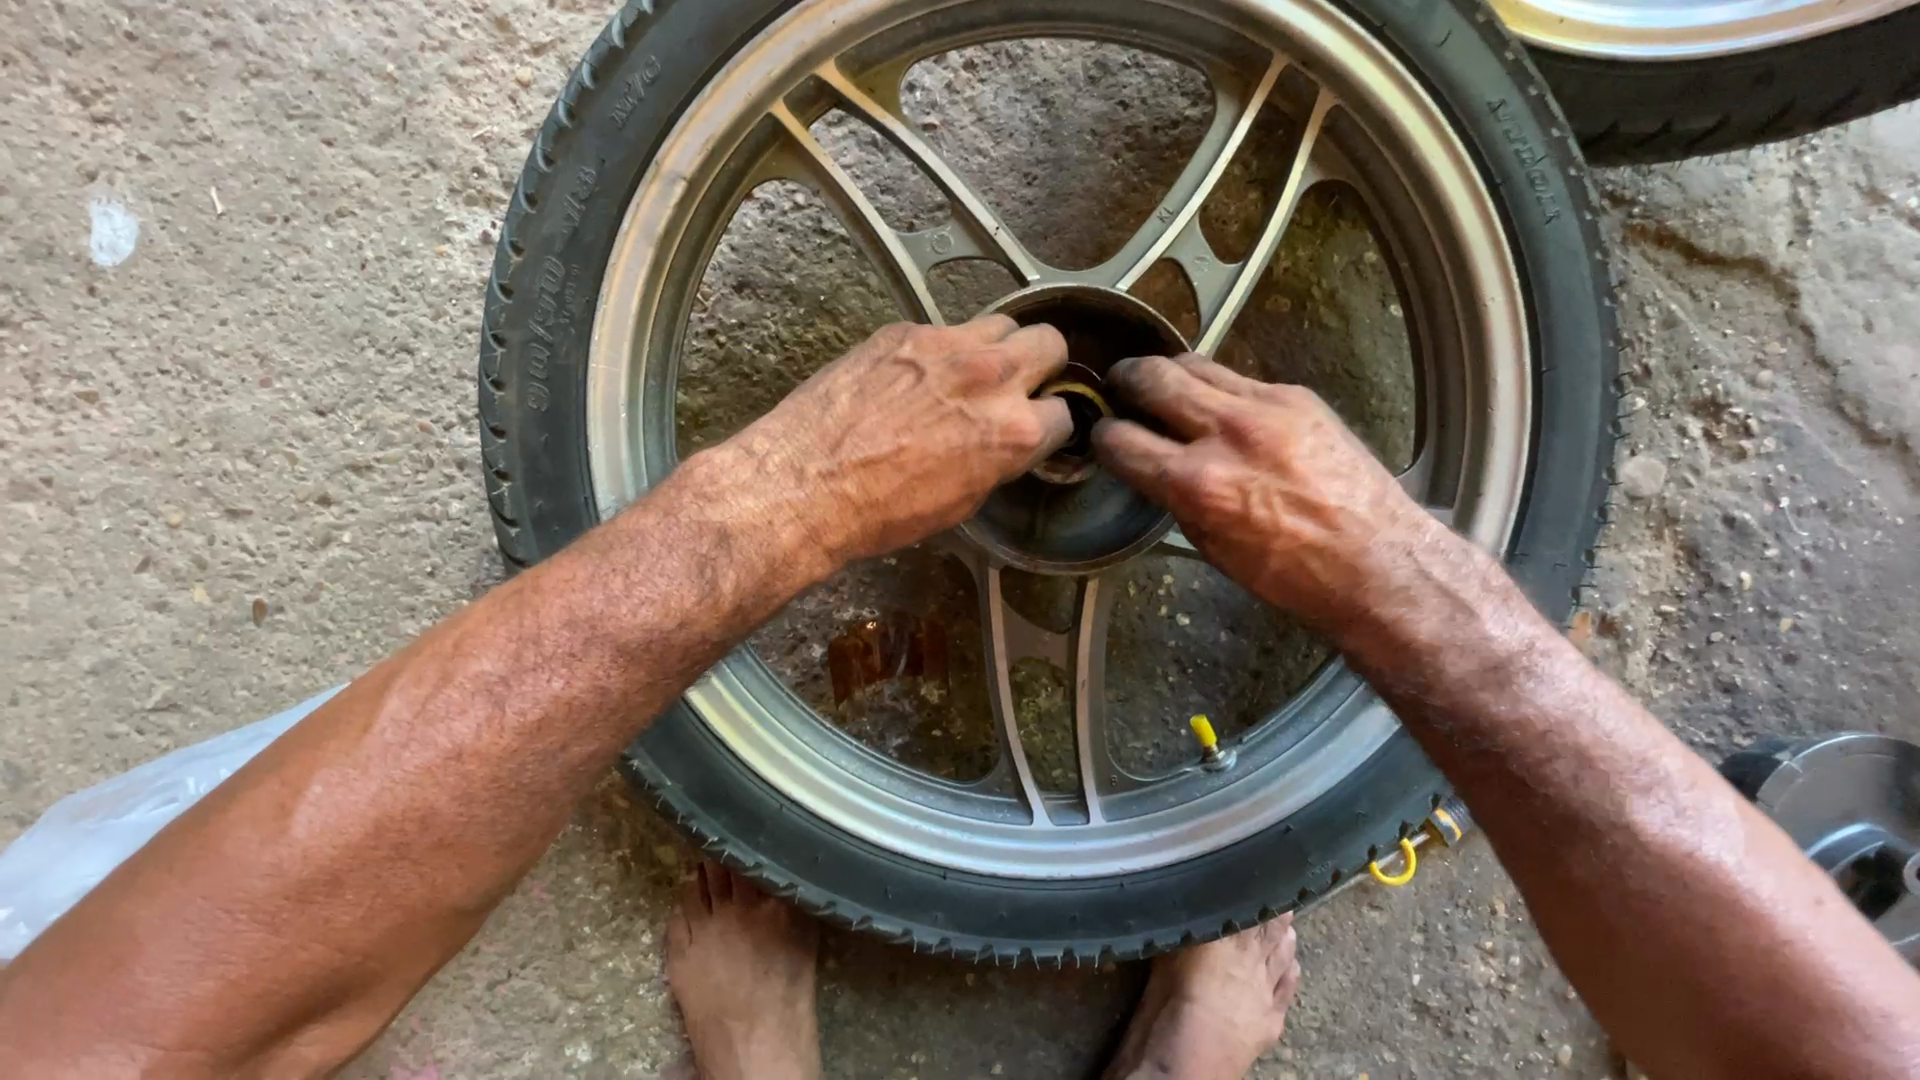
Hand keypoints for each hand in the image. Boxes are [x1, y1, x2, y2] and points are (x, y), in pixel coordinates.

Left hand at [712, 314, 1071, 564]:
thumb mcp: (961, 502)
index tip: (1033, 430)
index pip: (1064, 413)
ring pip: (1001, 324)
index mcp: (1012, 431)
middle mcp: (990, 377)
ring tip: (968, 376)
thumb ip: (998, 459)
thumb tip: (1005, 444)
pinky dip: (943, 351)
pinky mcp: (904, 331)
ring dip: (996, 349)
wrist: (805, 484)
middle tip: (1018, 386)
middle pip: (1050, 343)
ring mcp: (946, 346)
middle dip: (1043, 366)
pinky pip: (944, 329)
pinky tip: (915, 377)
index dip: (1049, 426)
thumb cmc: (882, 512)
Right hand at [1093, 353, 1449, 636]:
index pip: (1121, 440)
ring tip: (1162, 385)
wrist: (1380, 561)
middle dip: (1125, 379)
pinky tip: (1221, 408)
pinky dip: (1218, 389)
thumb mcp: (1210, 544)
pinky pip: (1240, 379)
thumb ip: (1175, 496)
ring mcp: (1266, 405)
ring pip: (1195, 363)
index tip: (1101, 437)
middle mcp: (1226, 432)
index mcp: (1196, 483)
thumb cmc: (1289, 575)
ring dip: (1169, 373)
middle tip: (1118, 385)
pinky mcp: (1298, 396)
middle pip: (1153, 377)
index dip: (1102, 438)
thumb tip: (1153, 467)